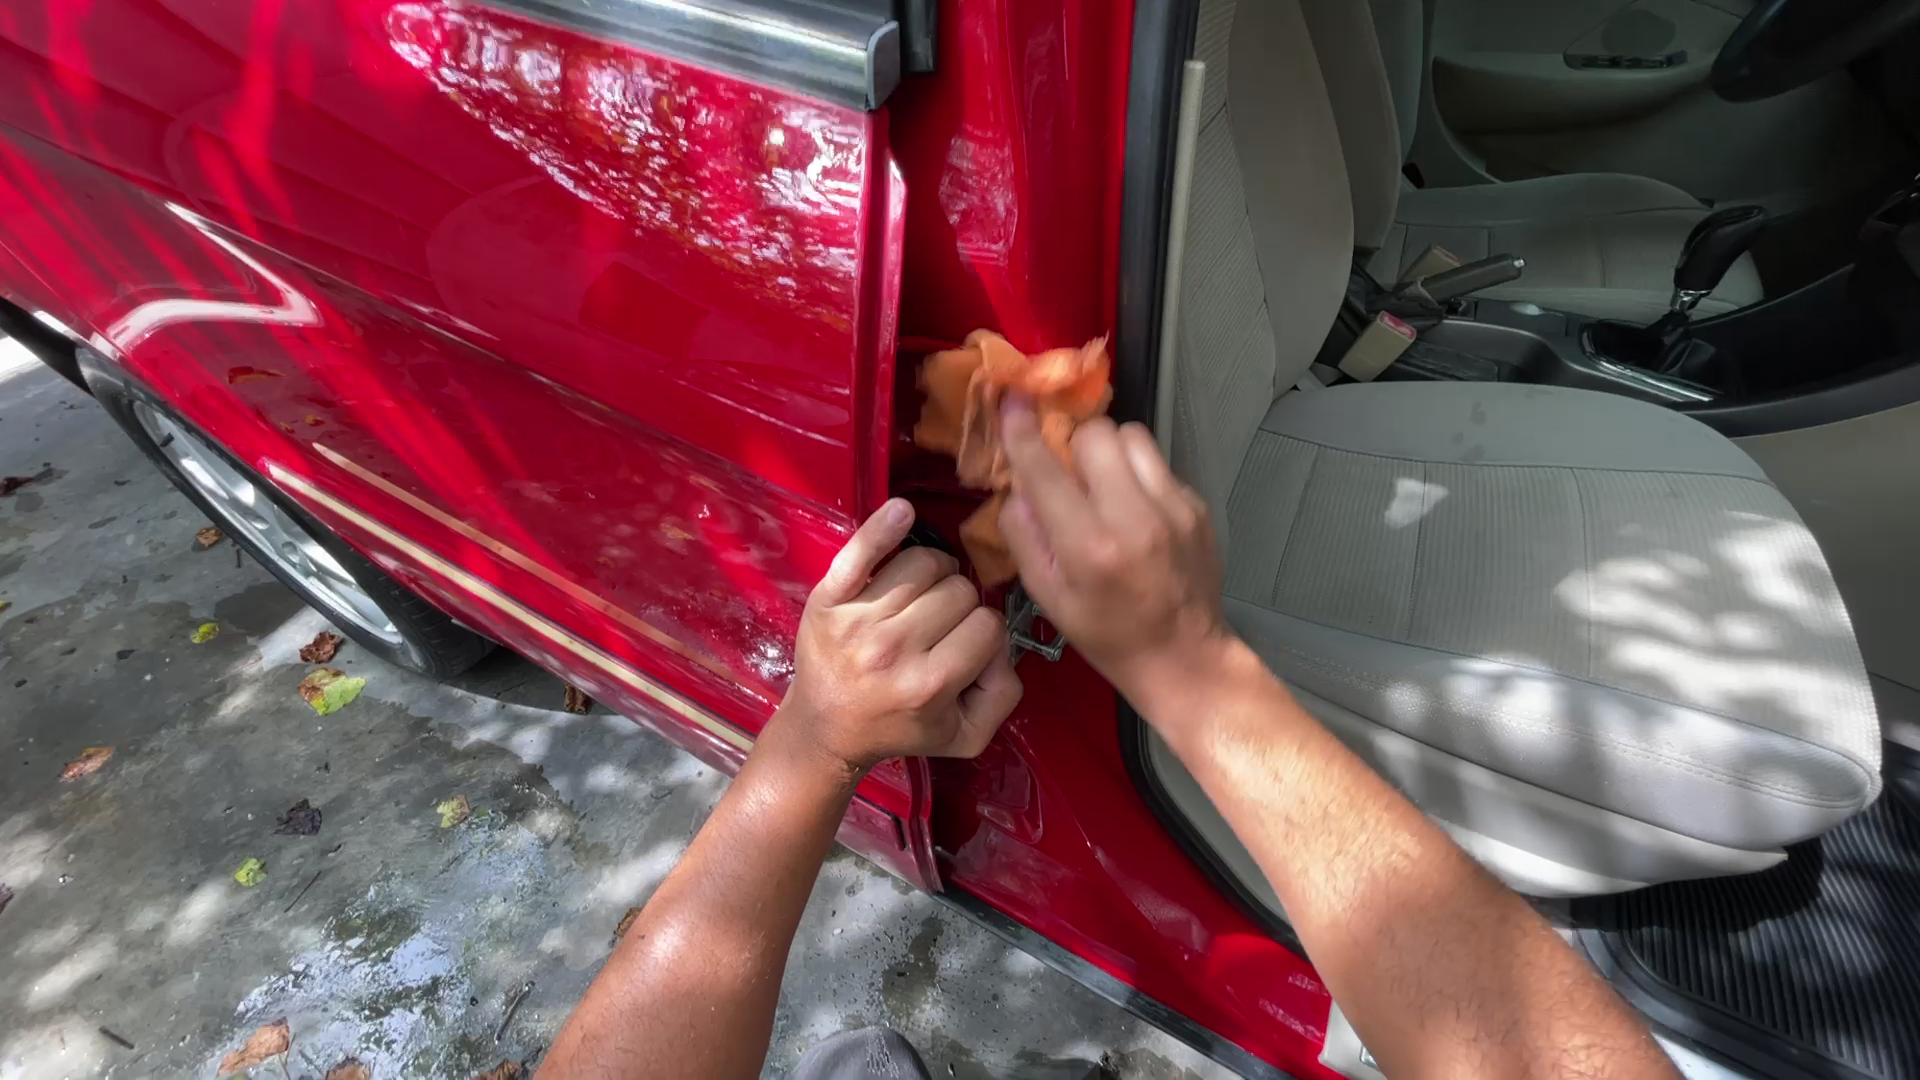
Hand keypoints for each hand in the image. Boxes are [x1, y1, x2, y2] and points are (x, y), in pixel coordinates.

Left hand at [777, 498, 1022, 774]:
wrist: (826, 728)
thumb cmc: (898, 727)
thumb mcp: (966, 736)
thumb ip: (1004, 693)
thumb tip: (1002, 642)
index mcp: (929, 685)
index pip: (987, 624)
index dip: (984, 630)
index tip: (966, 643)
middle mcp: (893, 650)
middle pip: (958, 590)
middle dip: (960, 603)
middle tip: (941, 623)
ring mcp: (858, 620)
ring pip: (924, 564)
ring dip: (935, 571)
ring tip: (925, 592)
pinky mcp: (828, 599)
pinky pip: (862, 550)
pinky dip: (884, 526)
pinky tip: (903, 513)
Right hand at [996, 399, 1231, 706]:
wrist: (1183, 656)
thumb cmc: (1105, 633)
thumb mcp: (1048, 597)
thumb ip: (1023, 536)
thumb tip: (1018, 486)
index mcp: (1089, 547)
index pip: (1046, 470)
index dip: (1023, 431)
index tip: (1012, 401)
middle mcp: (1134, 518)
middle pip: (1097, 433)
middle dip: (1074, 444)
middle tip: (1071, 474)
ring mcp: (1174, 508)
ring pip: (1132, 435)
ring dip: (1109, 451)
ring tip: (1105, 485)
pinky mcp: (1196, 505)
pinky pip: (1157, 463)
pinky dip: (1137, 475)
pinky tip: (1137, 510)